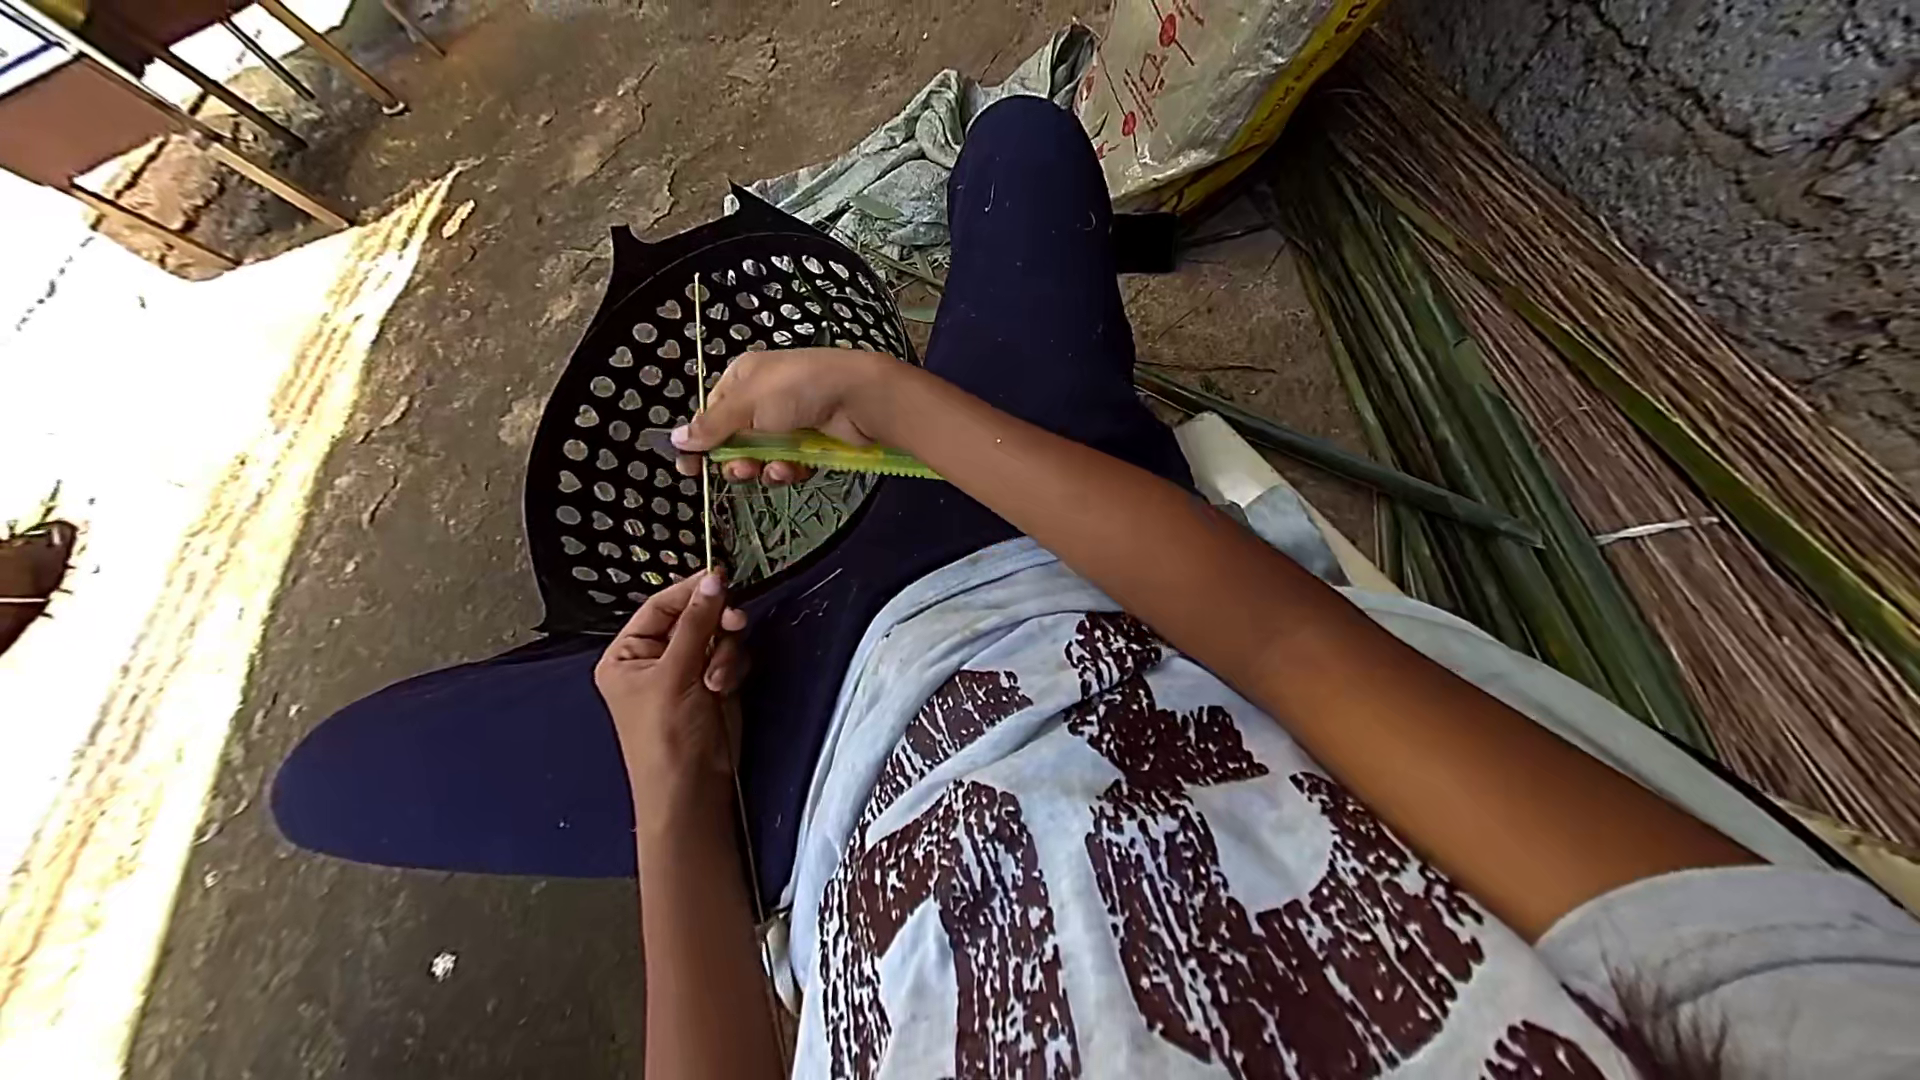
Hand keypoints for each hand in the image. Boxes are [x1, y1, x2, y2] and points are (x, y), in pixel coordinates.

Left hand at [594, 570, 750, 822]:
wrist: (692, 788)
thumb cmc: (665, 738)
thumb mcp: (674, 674)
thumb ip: (697, 623)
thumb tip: (713, 581)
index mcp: (629, 654)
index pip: (661, 607)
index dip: (690, 591)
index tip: (720, 578)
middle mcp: (658, 658)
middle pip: (695, 618)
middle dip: (715, 623)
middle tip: (733, 623)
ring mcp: (689, 670)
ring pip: (719, 635)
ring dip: (725, 652)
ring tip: (718, 678)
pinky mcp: (716, 682)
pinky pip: (732, 655)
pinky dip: (733, 666)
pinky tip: (724, 687)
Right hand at [671, 346, 907, 484]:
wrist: (857, 397)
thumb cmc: (798, 388)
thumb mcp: (747, 402)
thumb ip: (712, 425)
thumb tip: (676, 439)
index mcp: (743, 379)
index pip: (711, 414)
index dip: (700, 442)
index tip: (688, 469)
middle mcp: (764, 400)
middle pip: (735, 442)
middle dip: (735, 460)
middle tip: (740, 469)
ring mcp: (790, 424)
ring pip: (761, 458)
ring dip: (762, 469)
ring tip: (771, 468)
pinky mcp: (811, 445)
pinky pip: (788, 466)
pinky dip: (788, 471)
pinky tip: (793, 469)